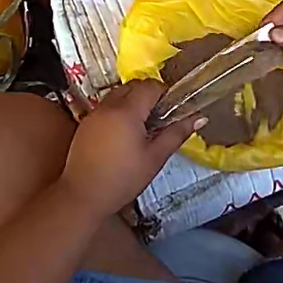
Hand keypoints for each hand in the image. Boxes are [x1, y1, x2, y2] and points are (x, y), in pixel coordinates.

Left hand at [60, 81, 200, 216]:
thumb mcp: (155, 157)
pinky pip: (106, 107)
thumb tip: (200, 118)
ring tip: (143, 127)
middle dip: (148, 95)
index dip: (165, 93)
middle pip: (132, 86)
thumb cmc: (123, 179)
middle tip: (160, 117)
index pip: (150, 86)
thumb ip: (177, 133)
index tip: (172, 109)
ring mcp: (94, 114)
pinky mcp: (85, 125)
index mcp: (127, 111)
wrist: (82, 196)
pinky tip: (124, 135)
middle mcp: (108, 107)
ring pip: (117, 94)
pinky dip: (118, 111)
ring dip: (132, 101)